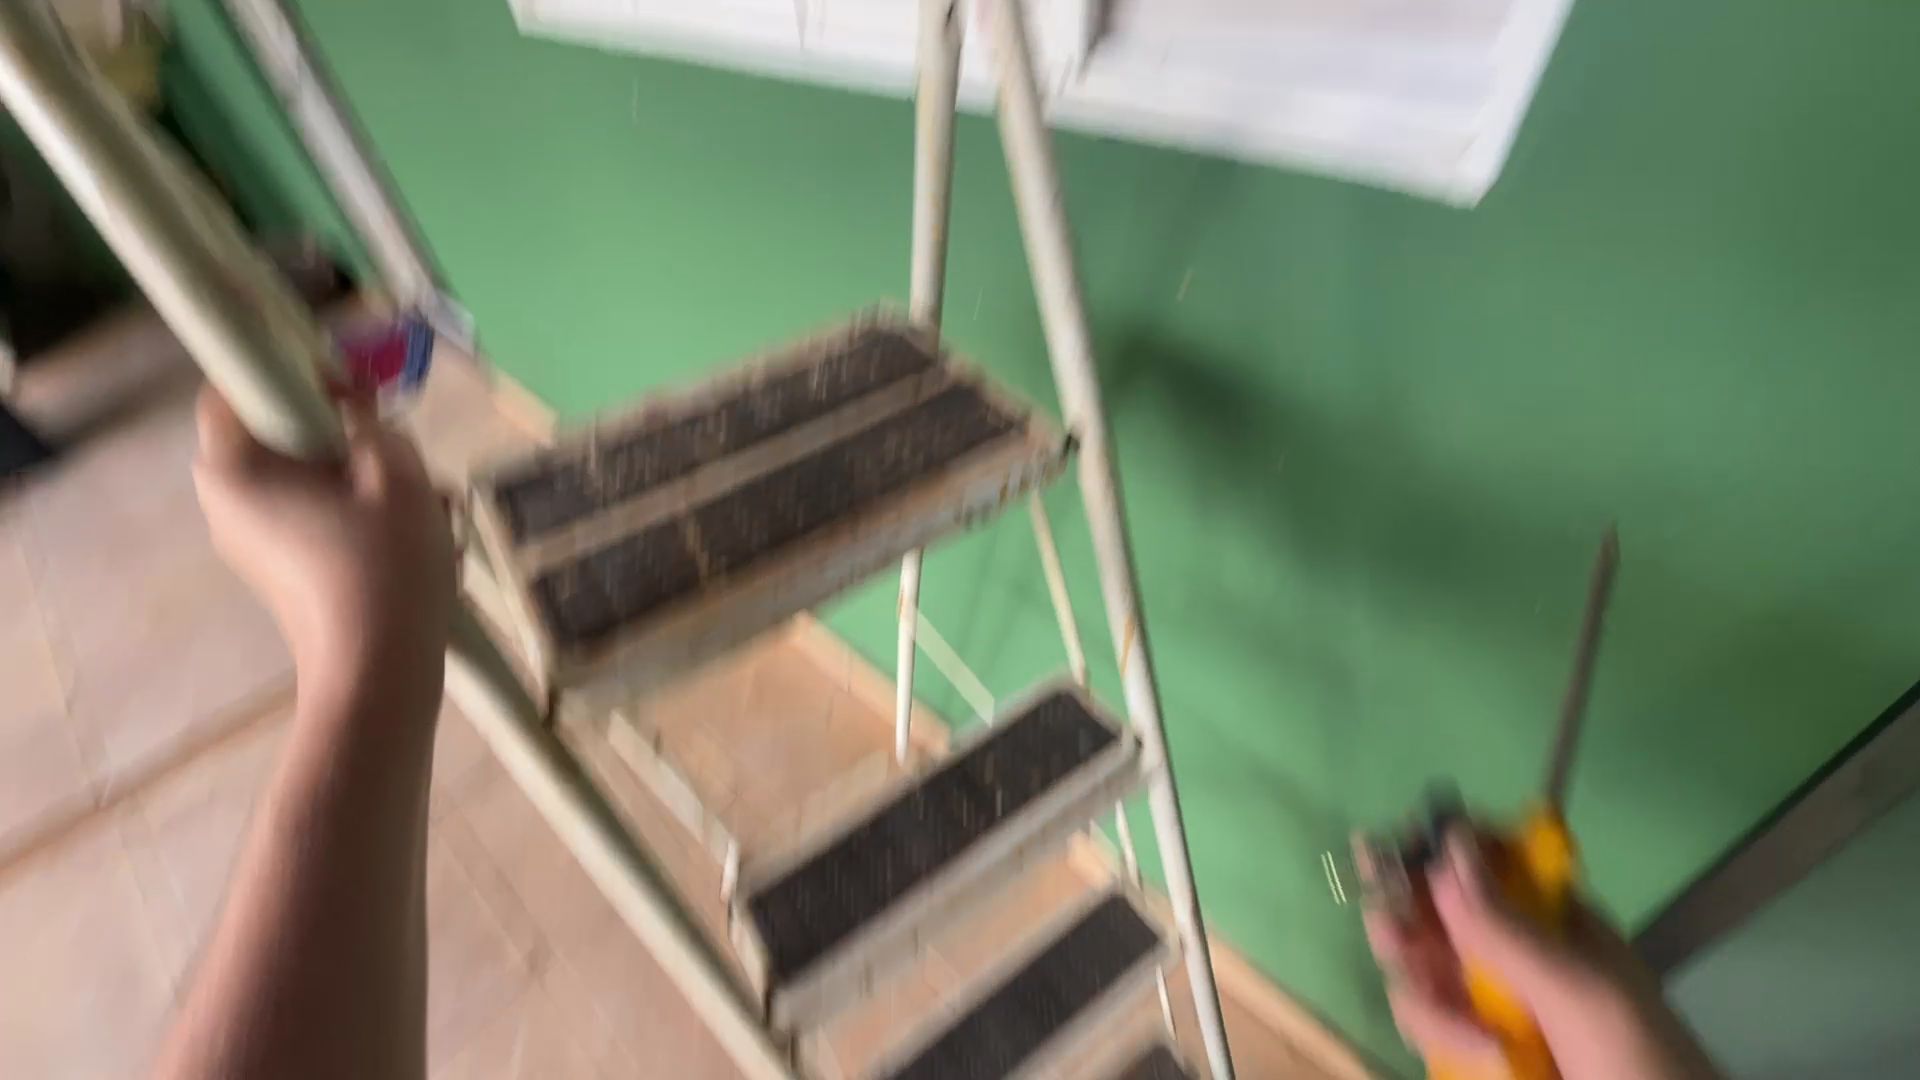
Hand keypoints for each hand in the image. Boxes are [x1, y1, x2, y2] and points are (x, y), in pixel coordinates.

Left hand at [192, 387, 454, 720]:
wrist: (382, 665)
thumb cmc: (385, 561)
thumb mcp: (398, 475)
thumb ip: (375, 423)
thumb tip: (358, 401)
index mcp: (235, 470)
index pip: (236, 390)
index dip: (294, 375)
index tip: (355, 388)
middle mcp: (230, 502)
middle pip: (291, 441)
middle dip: (358, 444)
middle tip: (416, 466)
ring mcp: (258, 542)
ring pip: (323, 484)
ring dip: (382, 486)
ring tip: (436, 516)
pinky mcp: (290, 571)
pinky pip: (331, 521)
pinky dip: (375, 521)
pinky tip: (422, 546)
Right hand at [1358, 827, 1722, 1079]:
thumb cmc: (1641, 1069)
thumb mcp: (1586, 998)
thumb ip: (1513, 930)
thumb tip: (1446, 847)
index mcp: (1547, 919)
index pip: (1478, 855)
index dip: (1430, 843)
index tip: (1388, 852)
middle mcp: (1505, 946)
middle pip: (1424, 900)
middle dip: (1403, 919)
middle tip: (1401, 945)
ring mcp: (1482, 993)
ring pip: (1411, 956)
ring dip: (1421, 987)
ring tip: (1466, 1030)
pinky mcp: (1462, 1036)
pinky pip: (1417, 1010)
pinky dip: (1431, 1028)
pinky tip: (1476, 1054)